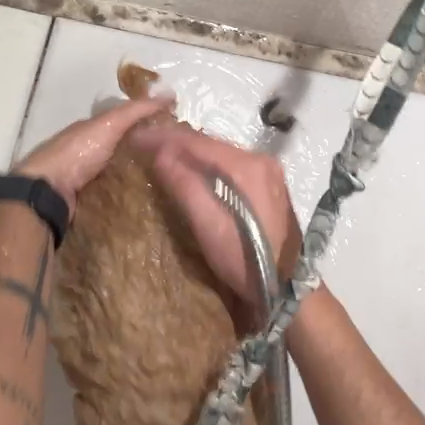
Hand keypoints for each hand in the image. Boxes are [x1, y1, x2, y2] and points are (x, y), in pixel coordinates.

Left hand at [11, 94, 174, 206]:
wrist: (48, 192)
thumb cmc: (78, 152)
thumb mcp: (109, 124)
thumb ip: (136, 111)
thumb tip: (168, 95)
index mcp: (91, 128)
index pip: (124, 120)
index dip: (147, 122)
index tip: (173, 131)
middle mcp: (87, 149)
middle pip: (121, 146)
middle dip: (144, 151)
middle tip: (173, 159)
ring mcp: (84, 175)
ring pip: (116, 170)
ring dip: (136, 174)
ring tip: (165, 180)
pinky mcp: (85, 198)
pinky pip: (111, 192)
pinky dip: (125, 193)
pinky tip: (144, 197)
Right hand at [132, 124, 300, 307]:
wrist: (288, 287)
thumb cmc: (246, 261)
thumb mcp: (209, 227)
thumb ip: (185, 186)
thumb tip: (160, 153)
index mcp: (246, 166)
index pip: (197, 142)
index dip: (163, 137)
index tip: (136, 137)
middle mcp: (260, 159)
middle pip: (209, 143)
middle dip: (175, 141)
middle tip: (143, 144)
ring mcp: (268, 170)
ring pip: (219, 152)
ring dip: (190, 151)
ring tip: (160, 154)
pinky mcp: (269, 182)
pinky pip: (230, 163)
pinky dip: (207, 163)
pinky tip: (191, 169)